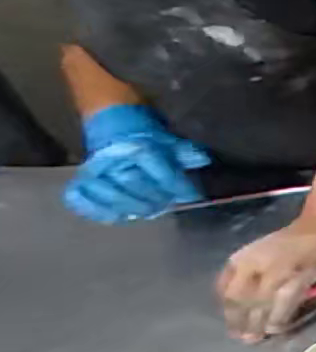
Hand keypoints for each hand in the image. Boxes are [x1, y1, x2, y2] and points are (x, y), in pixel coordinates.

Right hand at [63, 104, 209, 222]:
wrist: (117, 133)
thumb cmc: (152, 143)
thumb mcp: (173, 143)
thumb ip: (188, 152)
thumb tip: (202, 160)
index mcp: (136, 147)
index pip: (157, 167)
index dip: (177, 183)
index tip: (192, 196)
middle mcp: (109, 160)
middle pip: (131, 182)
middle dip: (154, 196)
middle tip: (168, 205)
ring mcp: (89, 173)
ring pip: (105, 193)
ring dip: (130, 206)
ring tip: (149, 212)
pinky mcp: (76, 184)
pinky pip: (78, 200)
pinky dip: (97, 212)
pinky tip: (118, 218)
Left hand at [215, 221, 315, 340]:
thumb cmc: (300, 236)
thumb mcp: (265, 250)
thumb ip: (255, 271)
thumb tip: (252, 297)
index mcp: (239, 260)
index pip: (223, 289)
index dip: (228, 308)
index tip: (234, 319)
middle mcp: (250, 268)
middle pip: (239, 301)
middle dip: (238, 320)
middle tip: (241, 337)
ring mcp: (273, 275)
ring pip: (258, 306)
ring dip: (256, 324)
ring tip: (258, 338)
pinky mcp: (294, 281)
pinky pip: (283, 304)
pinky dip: (279, 317)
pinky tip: (277, 328)